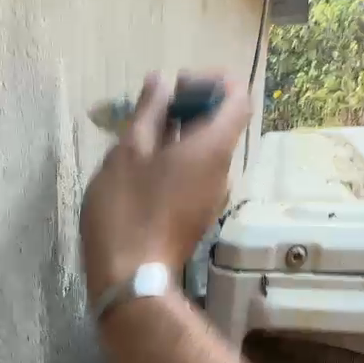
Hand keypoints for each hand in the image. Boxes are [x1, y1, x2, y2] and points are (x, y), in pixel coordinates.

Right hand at [79, 71, 252, 306]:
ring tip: (134, 149)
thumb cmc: (127, 211)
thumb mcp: (128, 152)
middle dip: (185, 110)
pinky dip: (172, 167)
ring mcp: (210, 200)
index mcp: (213, 148)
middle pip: (219, 125)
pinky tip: (138, 180)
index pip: (236, 95)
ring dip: (174, 140)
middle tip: (145, 116)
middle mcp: (222, 172)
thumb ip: (149, 111)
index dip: (209, 81)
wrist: (130, 281)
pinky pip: (192, 179)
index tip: (173, 88)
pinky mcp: (195, 220)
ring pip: (201, 154)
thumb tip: (161, 82)